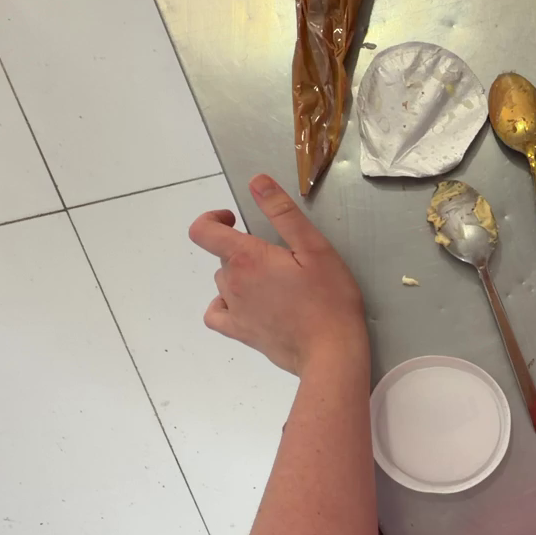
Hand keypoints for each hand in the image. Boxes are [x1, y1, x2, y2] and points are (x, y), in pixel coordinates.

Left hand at [188, 174, 367, 376]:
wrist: (332, 353)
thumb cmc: (330, 300)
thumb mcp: (316, 250)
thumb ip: (283, 214)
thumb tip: (256, 182)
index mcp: (247, 258)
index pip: (203, 231)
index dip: (213, 220)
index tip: (234, 221)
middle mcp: (232, 282)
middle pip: (224, 258)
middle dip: (244, 253)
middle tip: (281, 263)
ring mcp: (234, 310)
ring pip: (224, 284)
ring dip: (241, 278)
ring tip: (276, 287)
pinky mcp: (241, 333)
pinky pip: (217, 314)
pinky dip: (225, 305)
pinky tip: (248, 307)